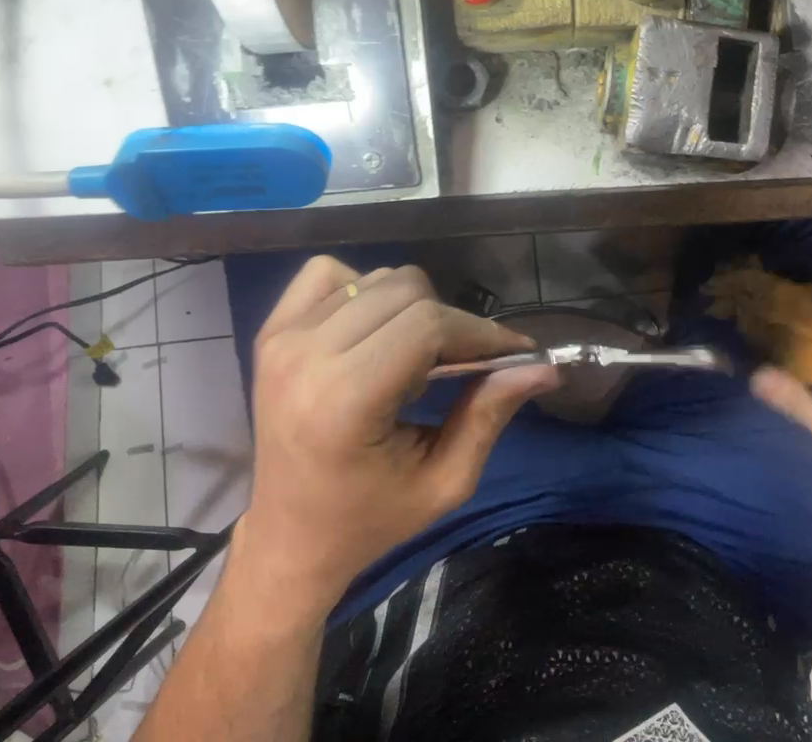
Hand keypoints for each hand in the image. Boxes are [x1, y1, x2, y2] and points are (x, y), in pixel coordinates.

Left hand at [237, 257, 557, 608]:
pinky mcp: (270, 333)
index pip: (428, 326)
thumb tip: (542, 367)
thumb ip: (490, 415)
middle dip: (450, 323)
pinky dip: (362, 290)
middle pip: (405, 291)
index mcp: (344, 402)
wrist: (290, 538)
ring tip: (412, 360)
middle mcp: (305, 357)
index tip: (514, 352)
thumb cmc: (370, 520)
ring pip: (375, 278)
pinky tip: (372, 333)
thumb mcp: (444, 483)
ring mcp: (280, 340)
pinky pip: (328, 273)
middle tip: (461, 365)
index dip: (480, 332)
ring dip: (410, 310)